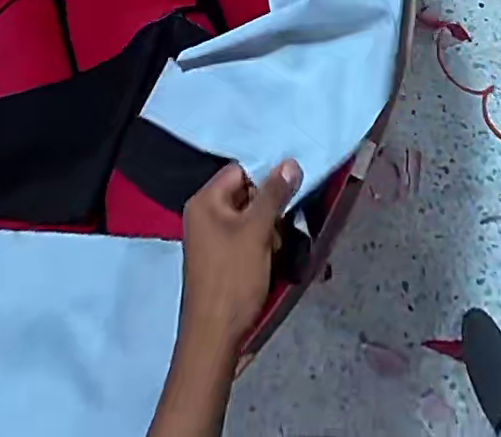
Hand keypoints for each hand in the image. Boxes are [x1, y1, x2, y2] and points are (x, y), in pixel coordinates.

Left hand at [178, 158, 302, 357]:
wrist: (215, 337)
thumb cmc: (233, 278)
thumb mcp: (258, 230)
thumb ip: (275, 193)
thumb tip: (290, 162)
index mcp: (205, 201)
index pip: (241, 169)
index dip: (268, 172)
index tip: (295, 179)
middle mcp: (206, 213)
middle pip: (248, 190)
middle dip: (273, 201)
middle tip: (289, 214)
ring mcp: (214, 235)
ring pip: (252, 213)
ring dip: (272, 222)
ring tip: (281, 239)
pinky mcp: (224, 254)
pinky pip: (248, 232)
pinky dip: (265, 238)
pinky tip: (275, 251)